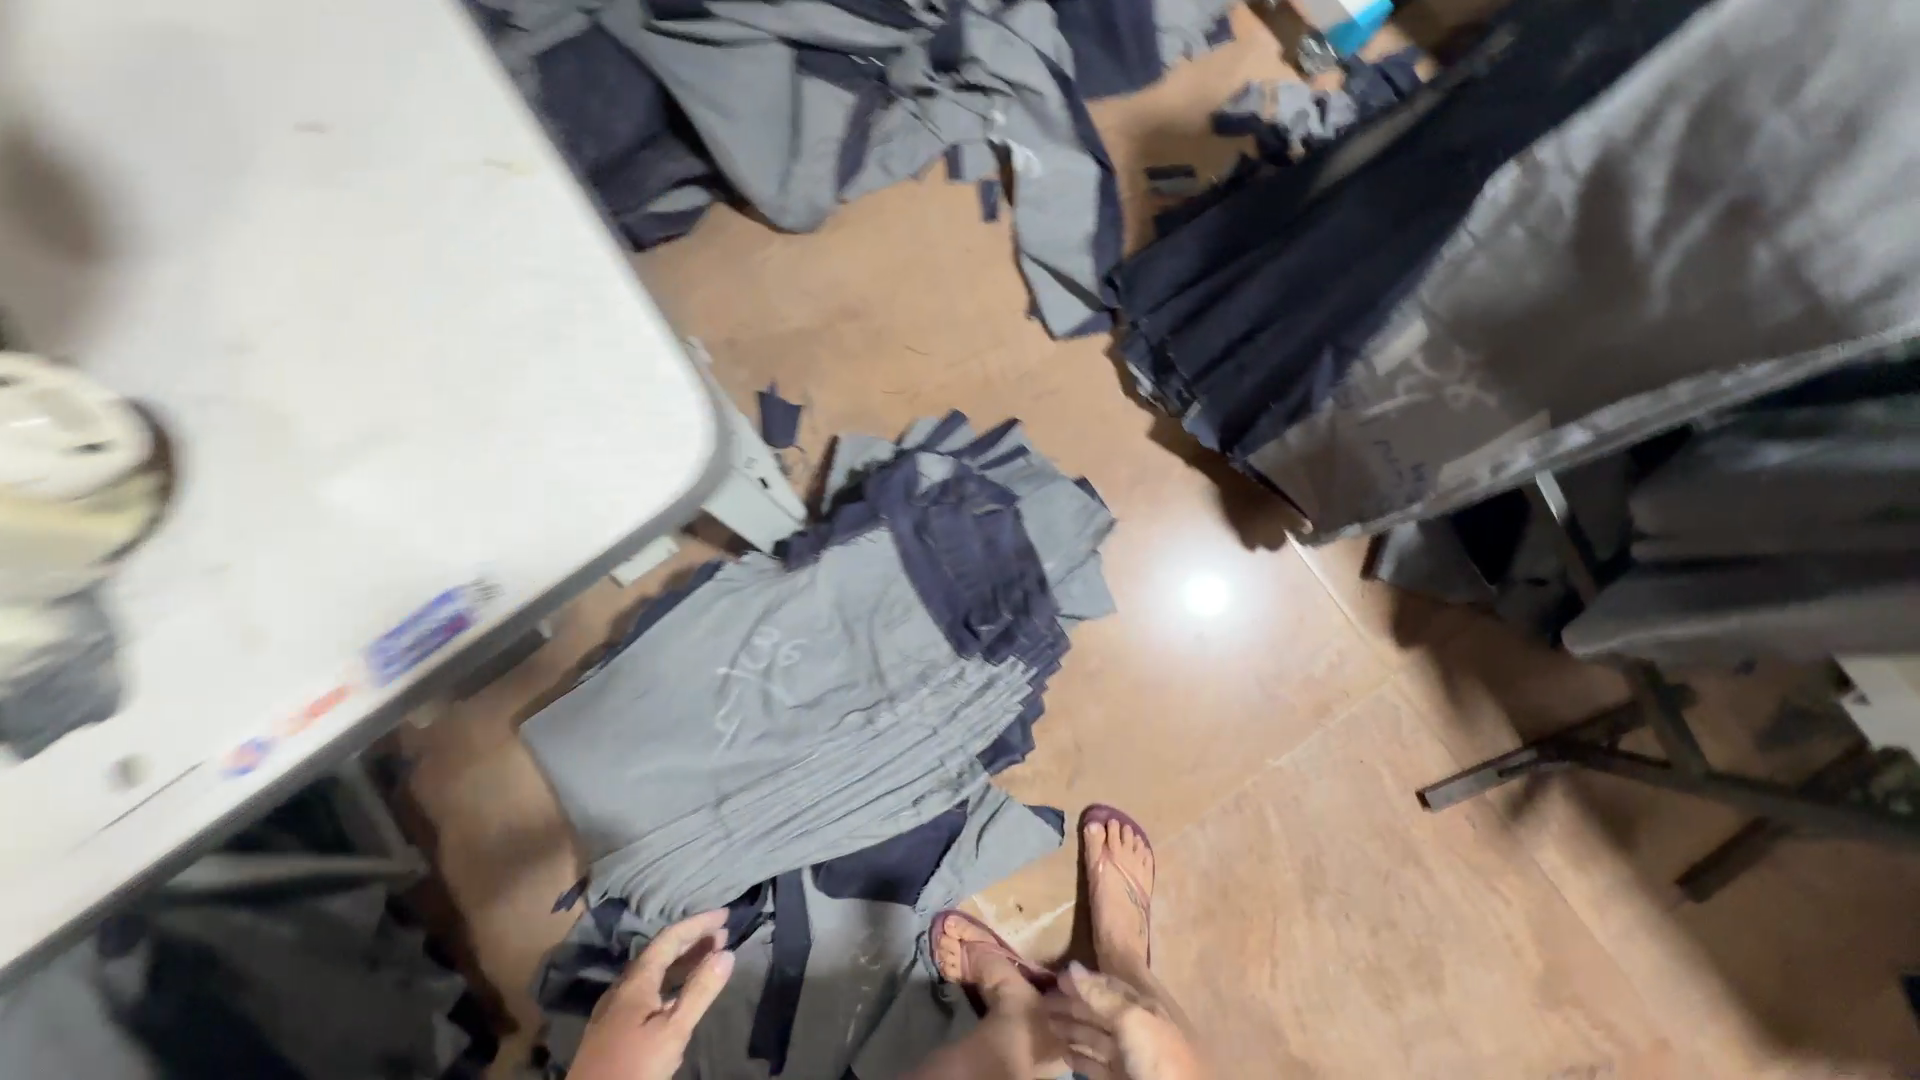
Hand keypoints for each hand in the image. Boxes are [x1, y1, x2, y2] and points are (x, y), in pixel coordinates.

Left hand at [569, 909, 736, 1079]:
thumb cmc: (632, 1070)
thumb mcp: (673, 1032)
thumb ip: (700, 992)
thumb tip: (727, 953)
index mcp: (635, 982)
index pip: (669, 938)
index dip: (698, 924)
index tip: (725, 915)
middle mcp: (622, 988)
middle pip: (660, 953)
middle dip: (692, 940)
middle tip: (723, 935)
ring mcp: (614, 1010)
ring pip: (653, 973)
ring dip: (682, 962)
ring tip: (709, 958)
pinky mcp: (613, 1030)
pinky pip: (647, 991)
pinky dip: (671, 982)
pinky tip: (680, 995)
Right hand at [1041, 963, 1206, 1079]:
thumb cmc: (1156, 1058)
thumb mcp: (1131, 1020)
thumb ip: (1100, 996)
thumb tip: (1071, 965)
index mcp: (1142, 1009)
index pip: (1108, 988)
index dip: (1083, 982)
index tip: (1056, 978)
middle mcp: (1135, 1030)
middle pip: (1099, 1012)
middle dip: (1072, 1005)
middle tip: (1043, 1002)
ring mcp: (1129, 1058)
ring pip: (1095, 1038)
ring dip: (1072, 1029)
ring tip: (1047, 1024)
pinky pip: (1096, 1066)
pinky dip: (1080, 1058)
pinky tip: (1063, 1054)